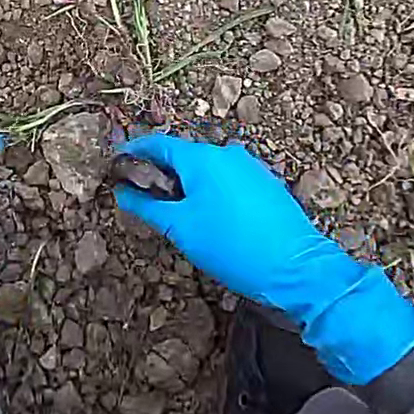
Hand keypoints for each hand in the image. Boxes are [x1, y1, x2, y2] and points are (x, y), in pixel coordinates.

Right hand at [112, 135, 413, 384]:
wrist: (297, 269)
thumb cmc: (233, 246)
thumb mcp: (180, 228)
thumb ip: (147, 207)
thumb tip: (123, 194)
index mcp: (203, 157)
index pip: (158, 143)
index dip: (134, 151)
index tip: (116, 162)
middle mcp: (227, 154)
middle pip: (182, 155)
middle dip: (159, 172)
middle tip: (142, 195)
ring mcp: (249, 167)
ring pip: (205, 169)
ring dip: (185, 184)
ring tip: (174, 212)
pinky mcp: (265, 184)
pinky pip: (226, 179)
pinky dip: (209, 190)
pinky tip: (207, 216)